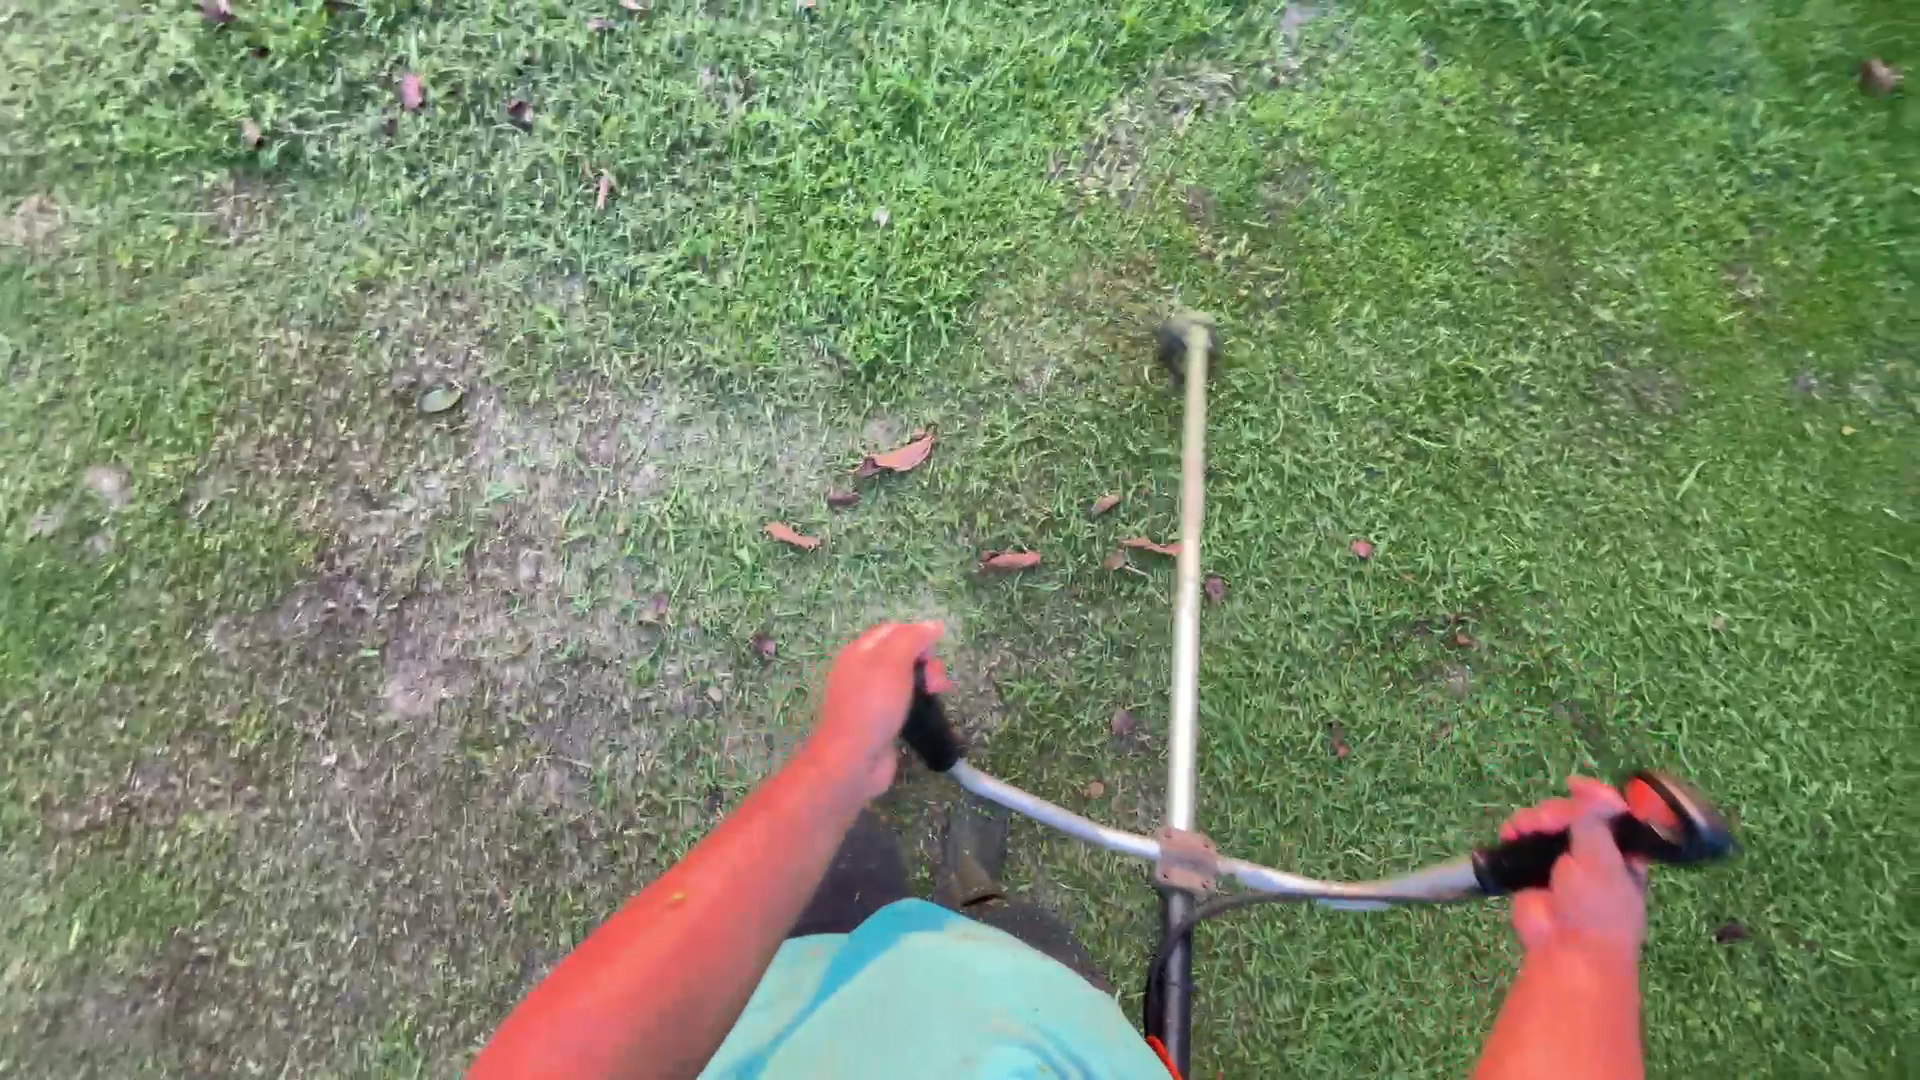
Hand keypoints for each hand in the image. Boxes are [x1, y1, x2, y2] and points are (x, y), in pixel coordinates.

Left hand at [807, 621, 944, 801]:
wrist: (854, 759)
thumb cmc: (872, 704)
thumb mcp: (893, 661)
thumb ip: (913, 638)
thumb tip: (933, 625)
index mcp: (860, 651)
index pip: (893, 630)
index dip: (918, 635)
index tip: (936, 651)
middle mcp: (863, 671)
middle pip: (903, 654)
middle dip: (926, 662)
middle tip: (936, 681)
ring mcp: (871, 698)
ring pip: (906, 680)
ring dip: (927, 683)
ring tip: (938, 695)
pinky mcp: (881, 721)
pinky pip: (905, 703)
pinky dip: (920, 704)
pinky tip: (929, 712)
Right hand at [1500, 776, 1648, 958]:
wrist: (1567, 948)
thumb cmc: (1597, 908)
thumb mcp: (1602, 862)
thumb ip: (1595, 824)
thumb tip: (1599, 791)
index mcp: (1623, 854)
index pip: (1612, 815)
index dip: (1596, 797)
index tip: (1574, 784)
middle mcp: (1594, 855)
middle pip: (1572, 815)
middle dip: (1553, 812)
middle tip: (1542, 822)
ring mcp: (1562, 863)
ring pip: (1545, 825)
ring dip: (1530, 821)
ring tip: (1520, 830)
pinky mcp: (1534, 870)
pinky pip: (1523, 840)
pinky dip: (1515, 833)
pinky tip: (1509, 835)